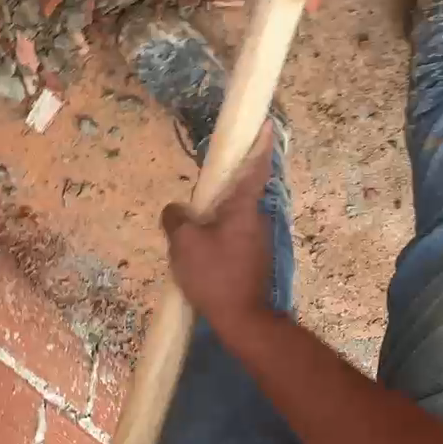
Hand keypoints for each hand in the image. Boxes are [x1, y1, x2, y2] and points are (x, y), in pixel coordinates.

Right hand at [162, 123, 275, 335]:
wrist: (244, 320)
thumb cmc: (216, 276)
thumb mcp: (184, 243)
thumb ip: (176, 218)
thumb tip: (177, 211)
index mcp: (244, 207)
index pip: (255, 166)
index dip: (259, 143)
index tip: (266, 123)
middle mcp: (257, 219)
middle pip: (236, 195)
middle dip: (214, 196)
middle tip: (192, 207)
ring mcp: (258, 241)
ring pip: (231, 221)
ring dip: (211, 224)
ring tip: (188, 243)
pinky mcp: (254, 261)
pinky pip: (231, 240)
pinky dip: (215, 243)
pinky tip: (199, 261)